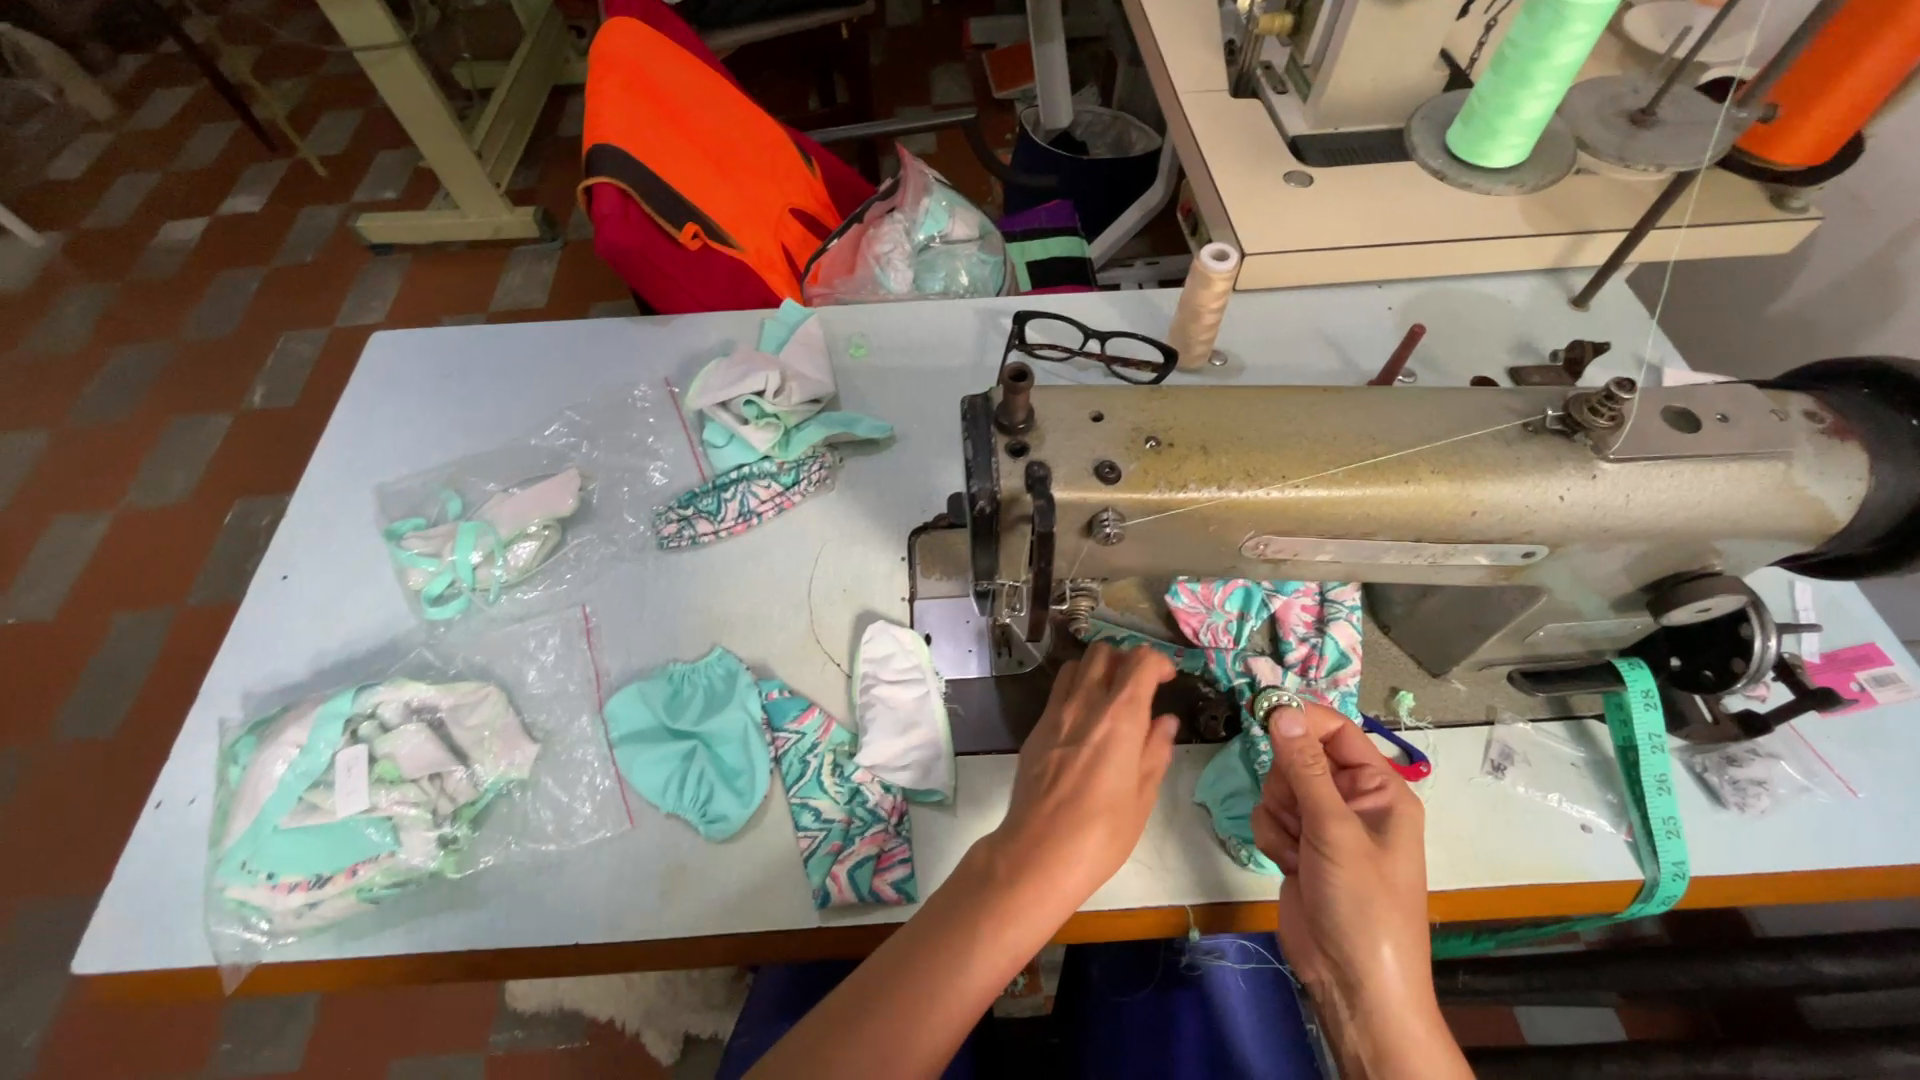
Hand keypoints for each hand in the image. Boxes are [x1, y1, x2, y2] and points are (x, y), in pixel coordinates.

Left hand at [985, 644, 1179, 910]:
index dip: (1158, 662)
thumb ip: (1156, 751)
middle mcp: (1085, 704)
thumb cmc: (1102, 832)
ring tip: (1111, 698)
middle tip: (1139, 686)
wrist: (1038, 851)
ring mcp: (1055, 714)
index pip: (1139, 661)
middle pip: (1103, 652)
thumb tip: (1166, 721)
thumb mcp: (1143, 796)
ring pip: (1076, 666)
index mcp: (1119, 717)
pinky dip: (1076, 692)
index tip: (1167, 679)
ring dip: (1097, 671)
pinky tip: (1086, 723)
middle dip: (1126, 659)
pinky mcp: (1036, 730)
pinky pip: (1058, 693)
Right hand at [1252, 702, 1431, 1013]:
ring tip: (1300, 852)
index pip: (1337, 731)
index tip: (1261, 712)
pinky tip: (1290, 866)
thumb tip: (1282, 710)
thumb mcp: (1335, 831)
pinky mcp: (1299, 847)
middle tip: (1302, 817)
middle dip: (1289, 785)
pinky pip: (1269, 818)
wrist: (1351, 982)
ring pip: (1278, 789)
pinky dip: (1272, 838)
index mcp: (1380, 789)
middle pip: (1299, 758)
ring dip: (1280, 817)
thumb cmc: (1362, 904)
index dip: (1302, 719)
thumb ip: (1305, 767)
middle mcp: (1352, 801)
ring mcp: (1324, 826)